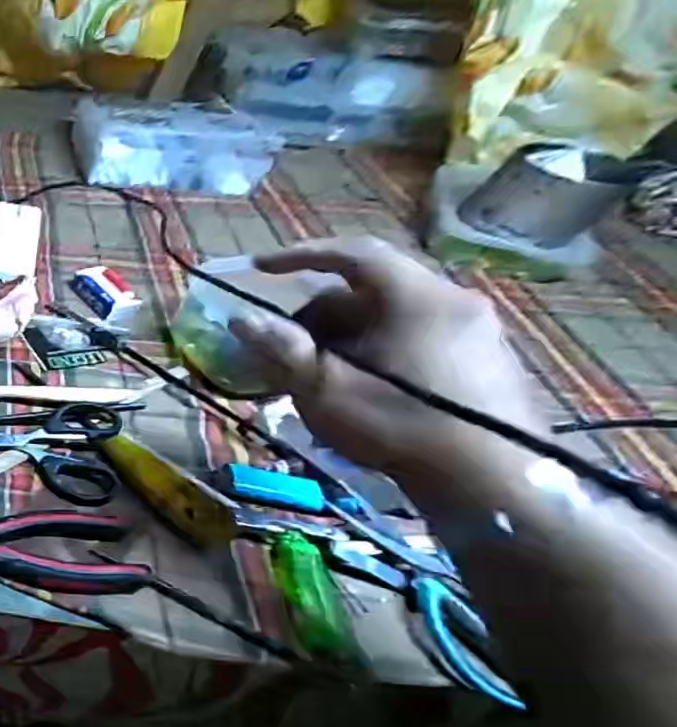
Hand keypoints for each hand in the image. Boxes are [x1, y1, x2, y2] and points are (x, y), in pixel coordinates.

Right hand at [228, 236, 545, 491]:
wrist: (485, 471)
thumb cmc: (395, 422)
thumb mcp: (324, 388)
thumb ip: (281, 350)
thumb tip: (242, 320)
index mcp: (415, 299)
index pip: (356, 255)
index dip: (303, 255)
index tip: (259, 267)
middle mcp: (449, 301)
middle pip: (365, 292)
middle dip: (312, 317)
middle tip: (278, 352)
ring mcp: (470, 328)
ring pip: (384, 317)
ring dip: (336, 338)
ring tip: (308, 378)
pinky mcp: (476, 355)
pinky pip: (407, 336)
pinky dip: (366, 350)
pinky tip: (348, 387)